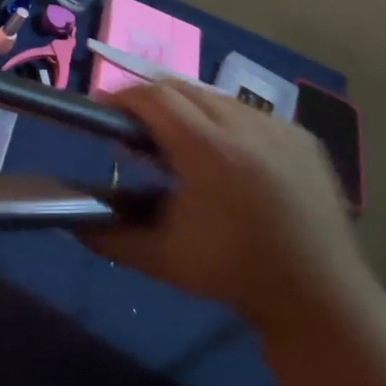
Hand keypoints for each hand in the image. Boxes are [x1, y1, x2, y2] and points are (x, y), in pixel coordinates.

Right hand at [80, 82, 371, 330]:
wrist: (320, 298)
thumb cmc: (232, 274)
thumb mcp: (158, 257)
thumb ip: (106, 234)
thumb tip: (65, 218)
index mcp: (208, 151)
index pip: (152, 97)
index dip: (120, 97)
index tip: (101, 112)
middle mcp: (246, 128)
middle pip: (181, 88)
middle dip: (148, 99)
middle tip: (130, 127)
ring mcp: (280, 129)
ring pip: (215, 96)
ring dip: (185, 108)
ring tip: (175, 140)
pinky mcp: (303, 138)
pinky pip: (249, 111)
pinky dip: (223, 120)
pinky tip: (221, 153)